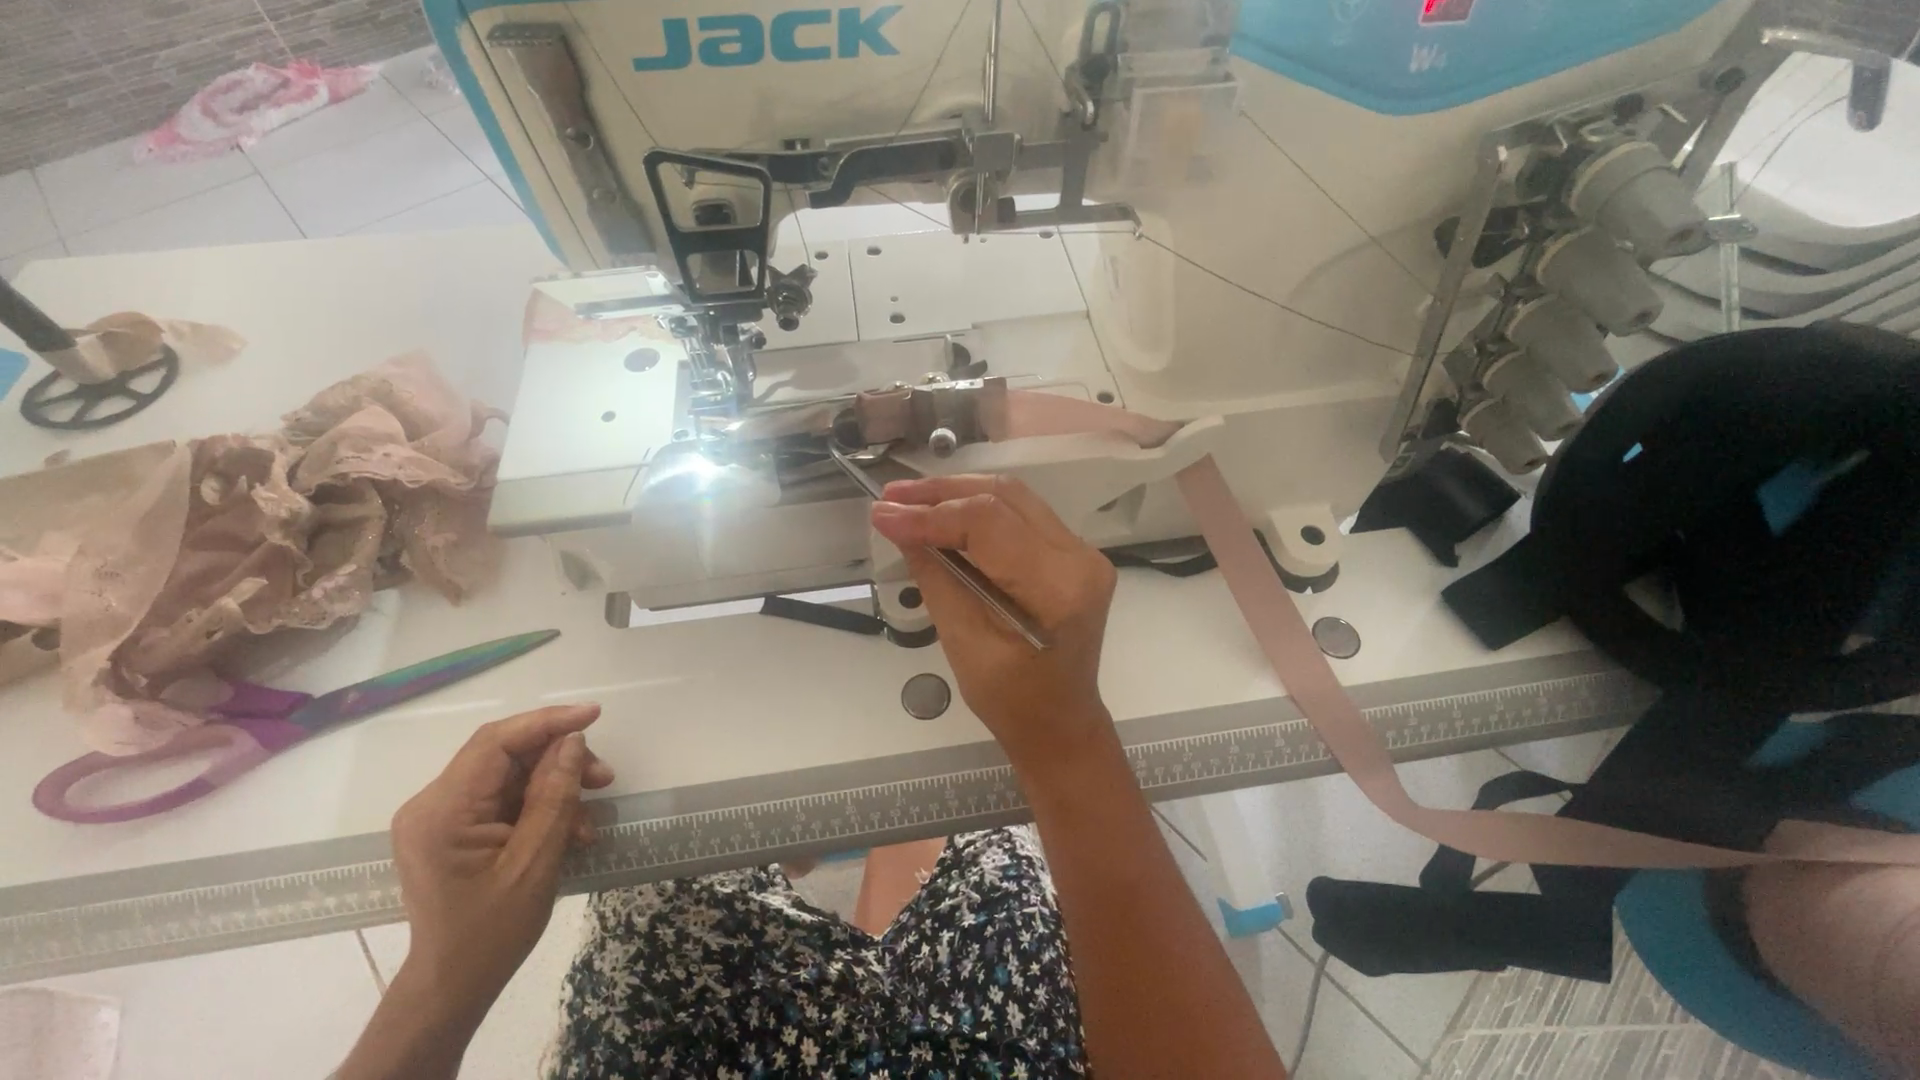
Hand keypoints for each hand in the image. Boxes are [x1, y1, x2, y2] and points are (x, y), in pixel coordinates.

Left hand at [388, 704, 614, 1008]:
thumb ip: (554, 797)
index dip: (546, 722)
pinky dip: (540, 806)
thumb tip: (572, 742)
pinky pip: (503, 799)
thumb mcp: (535, 863)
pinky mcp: (452, 829)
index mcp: (442, 812)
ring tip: (590, 818)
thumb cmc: (492, 932)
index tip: (593, 715)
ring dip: (555, 786)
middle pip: (504, 756)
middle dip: (559, 760)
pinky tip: (571, 831)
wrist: (453, 985)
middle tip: (605, 778)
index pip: (495, 743)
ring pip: (509, 776)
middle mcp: (432, 805)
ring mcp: (440, 817)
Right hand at [870, 475, 1117, 778]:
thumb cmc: (1011, 699)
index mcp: (1057, 589)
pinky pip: (1022, 514)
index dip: (931, 515)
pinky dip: (979, 509)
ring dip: (958, 493)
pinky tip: (942, 512)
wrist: (1059, 721)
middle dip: (942, 492)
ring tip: (907, 498)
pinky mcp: (1073, 553)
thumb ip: (936, 576)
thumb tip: (900, 527)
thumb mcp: (962, 642)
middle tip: (891, 497)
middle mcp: (1079, 559)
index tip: (883, 516)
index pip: (989, 526)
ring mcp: (1083, 553)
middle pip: (1004, 498)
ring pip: (1014, 497)